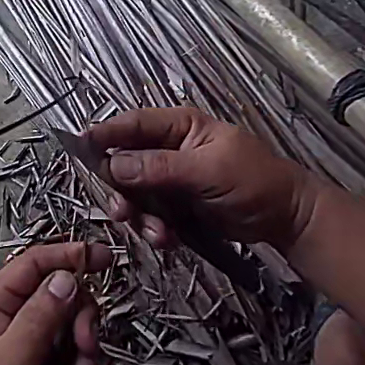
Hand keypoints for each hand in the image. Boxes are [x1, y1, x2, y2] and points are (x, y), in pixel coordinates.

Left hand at [0, 241, 108, 364]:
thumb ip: (39, 319)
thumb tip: (66, 276)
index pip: (35, 265)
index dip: (69, 256)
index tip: (104, 258)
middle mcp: (15, 327)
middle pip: (68, 301)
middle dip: (82, 330)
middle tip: (84, 352)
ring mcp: (34, 356)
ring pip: (80, 339)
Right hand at [86, 107, 321, 250]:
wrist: (285, 218)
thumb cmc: (253, 180)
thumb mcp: (207, 170)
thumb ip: (159, 167)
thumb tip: (113, 164)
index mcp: (180, 127)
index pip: (133, 124)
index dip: (105, 134)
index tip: (79, 147)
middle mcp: (170, 149)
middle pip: (126, 163)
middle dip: (122, 190)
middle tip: (121, 211)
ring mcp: (172, 179)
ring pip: (136, 194)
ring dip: (140, 216)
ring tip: (157, 233)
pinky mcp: (176, 206)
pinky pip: (151, 215)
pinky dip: (155, 229)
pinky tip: (168, 240)